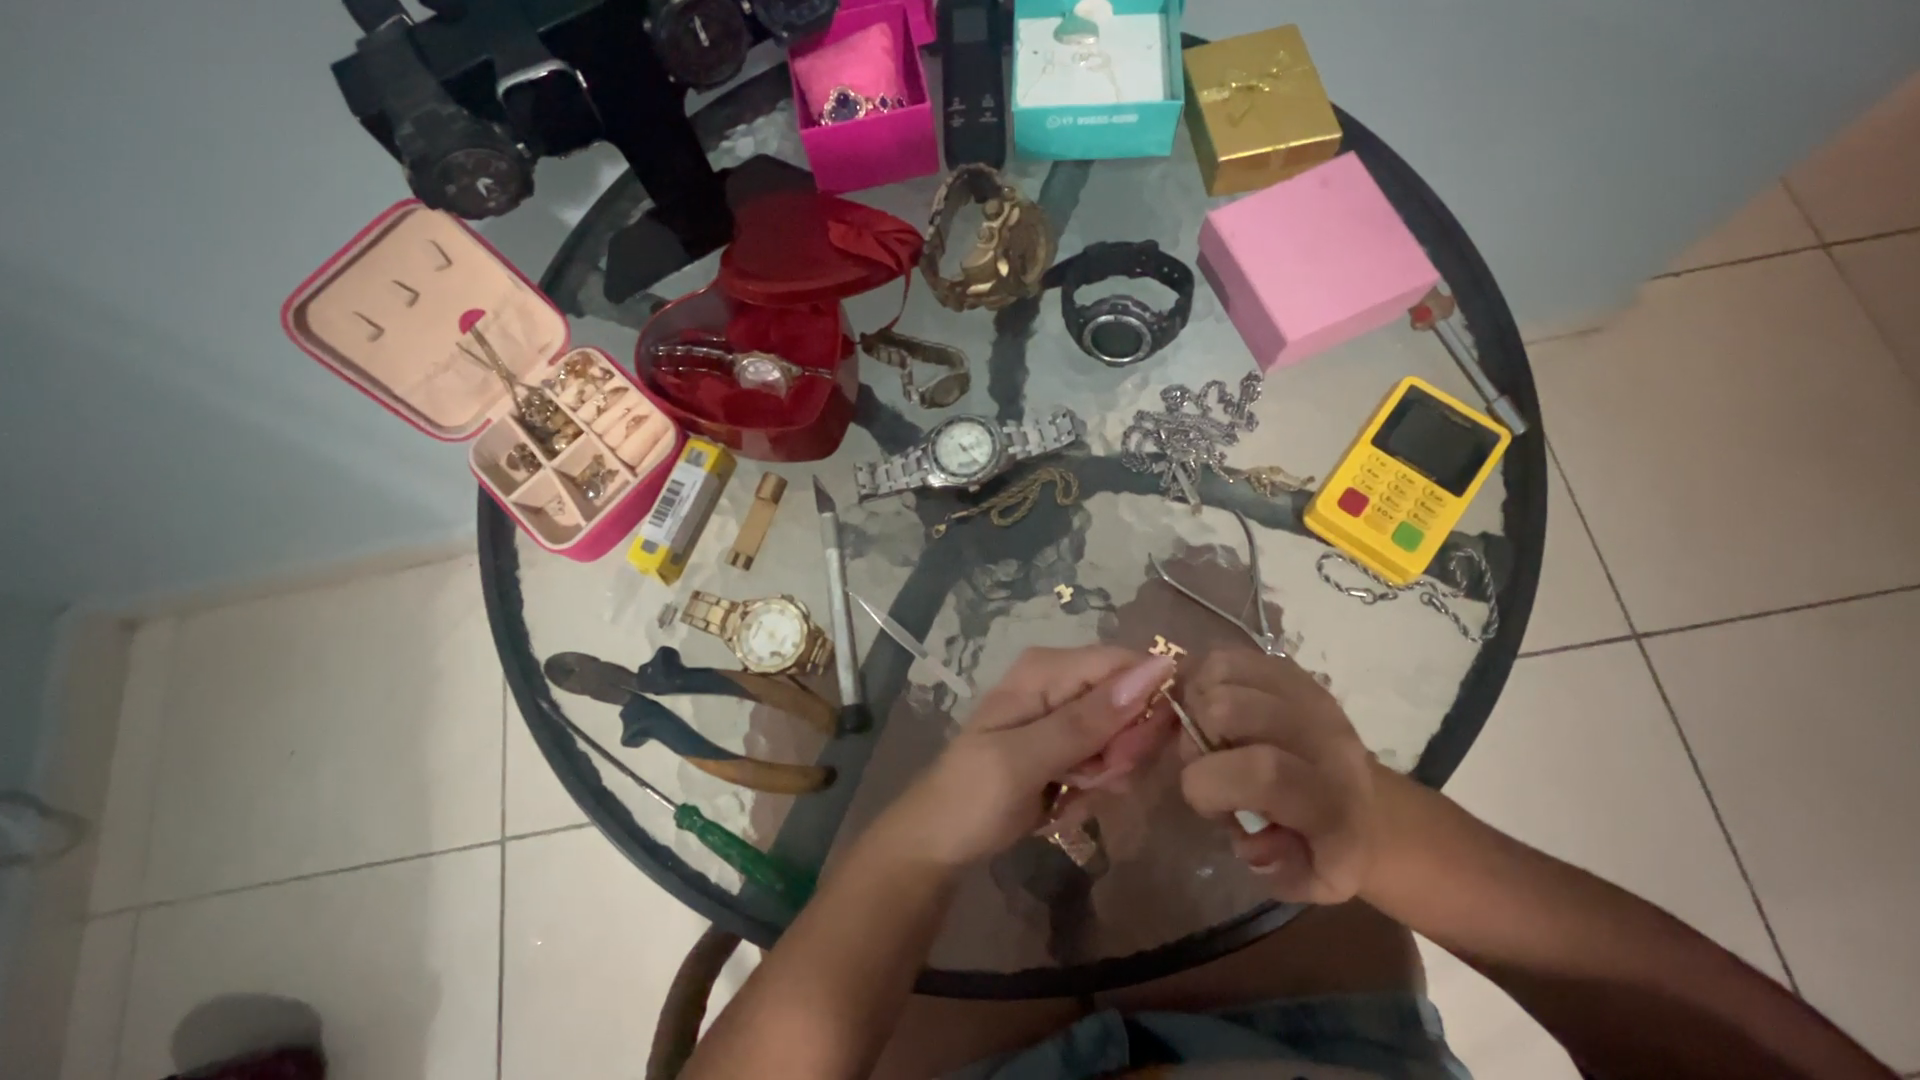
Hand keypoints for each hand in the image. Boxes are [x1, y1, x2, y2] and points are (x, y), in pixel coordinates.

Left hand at [870, 647, 1177, 868]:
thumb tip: (1156, 670)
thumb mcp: (1025, 760)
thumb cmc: (972, 795)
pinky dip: (1095, 788)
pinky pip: (1110, 761)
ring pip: (1126, 738)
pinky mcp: (1070, 746)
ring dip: (1107, 776)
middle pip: (1133, 704)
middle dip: (1119, 753)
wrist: (940, 841)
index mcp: (1046, 669)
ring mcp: (1066, 714)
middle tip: (1087, 782)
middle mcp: (1061, 682)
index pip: (1128, 666)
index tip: (1124, 758)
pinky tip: (1064, 803)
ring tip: (1067, 795)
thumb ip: (1086, 720)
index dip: (1143, 710)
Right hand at [1176, 649, 1381, 904]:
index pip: (1262, 772)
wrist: (1369, 810)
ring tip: (1205, 729)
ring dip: (1196, 700)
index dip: (1208, 785)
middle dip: (1195, 737)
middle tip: (1203, 760)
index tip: (1204, 801)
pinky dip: (1205, 675)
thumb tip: (1247, 837)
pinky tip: (1207, 701)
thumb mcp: (1310, 882)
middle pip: (1229, 707)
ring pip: (1223, 671)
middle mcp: (1324, 735)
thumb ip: (1275, 869)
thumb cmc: (1327, 851)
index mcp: (1330, 795)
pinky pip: (1230, 655)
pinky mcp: (1296, 673)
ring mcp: (1309, 695)